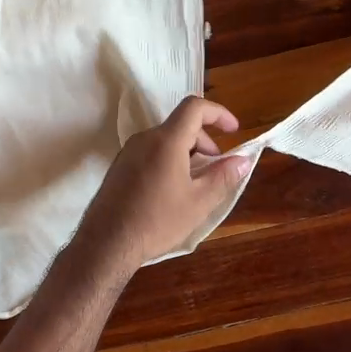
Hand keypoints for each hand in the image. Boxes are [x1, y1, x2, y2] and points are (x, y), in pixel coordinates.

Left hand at [72, 97, 252, 273]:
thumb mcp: (198, 203)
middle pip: (180, 126)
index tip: (234, 130)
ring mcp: (128, 152)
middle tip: (216, 168)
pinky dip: (168, 161)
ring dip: (186, 153)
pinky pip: (150, 154)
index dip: (219, 113)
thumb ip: (223, 177)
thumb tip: (243, 160)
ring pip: (164, 141)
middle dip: (205, 141)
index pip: (195, 108)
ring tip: (195, 184)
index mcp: (166, 141)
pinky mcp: (118, 168)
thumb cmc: (157, 222)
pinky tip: (171, 192)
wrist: (107, 243)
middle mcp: (145, 139)